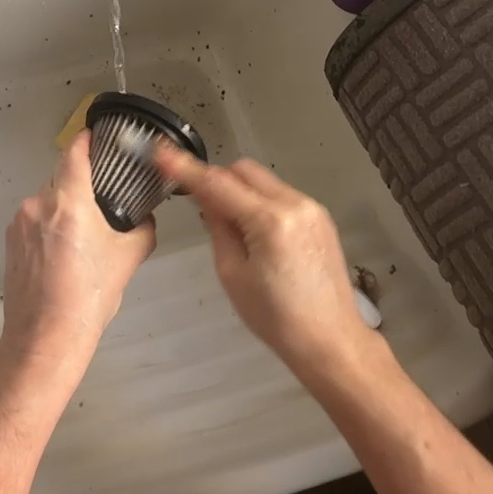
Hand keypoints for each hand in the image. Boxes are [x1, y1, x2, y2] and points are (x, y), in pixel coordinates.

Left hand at [0, 132, 155, 373]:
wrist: (45, 338)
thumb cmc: (89, 297)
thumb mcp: (127, 260)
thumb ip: (141, 230)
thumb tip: (146, 219)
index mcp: (68, 203)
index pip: (74, 155)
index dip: (85, 141)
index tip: (94, 136)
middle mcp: (38, 205)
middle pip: (61, 180)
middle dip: (80, 187)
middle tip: (101, 204)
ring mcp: (19, 224)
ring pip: (46, 202)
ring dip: (63, 210)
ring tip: (82, 239)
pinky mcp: (10, 242)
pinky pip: (33, 222)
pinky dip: (48, 228)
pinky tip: (62, 254)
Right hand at [155, 146, 381, 384]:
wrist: (332, 341)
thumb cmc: (275, 318)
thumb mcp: (231, 274)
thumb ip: (217, 227)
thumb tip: (205, 197)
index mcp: (270, 221)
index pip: (217, 183)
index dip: (185, 167)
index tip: (160, 152)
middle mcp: (295, 203)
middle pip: (242, 170)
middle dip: (216, 179)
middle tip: (201, 206)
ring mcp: (312, 207)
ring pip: (262, 179)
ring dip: (239, 191)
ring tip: (234, 230)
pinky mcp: (320, 216)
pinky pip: (279, 194)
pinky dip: (259, 202)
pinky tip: (256, 234)